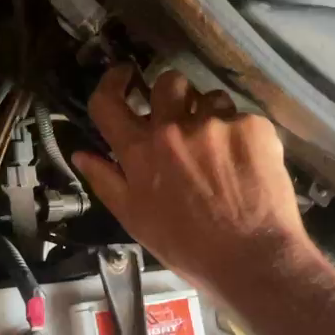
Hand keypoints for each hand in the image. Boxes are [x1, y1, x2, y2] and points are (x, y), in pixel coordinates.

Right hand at [73, 66, 313, 286]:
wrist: (250, 257)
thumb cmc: (184, 245)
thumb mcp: (133, 218)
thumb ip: (105, 180)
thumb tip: (81, 153)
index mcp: (139, 151)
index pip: (109, 101)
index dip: (112, 82)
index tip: (123, 77)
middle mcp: (174, 127)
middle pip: (166, 82)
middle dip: (170, 94)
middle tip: (178, 117)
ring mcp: (216, 123)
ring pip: (208, 97)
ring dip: (207, 114)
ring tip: (216, 147)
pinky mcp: (253, 127)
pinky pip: (241, 117)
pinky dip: (239, 135)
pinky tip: (244, 163)